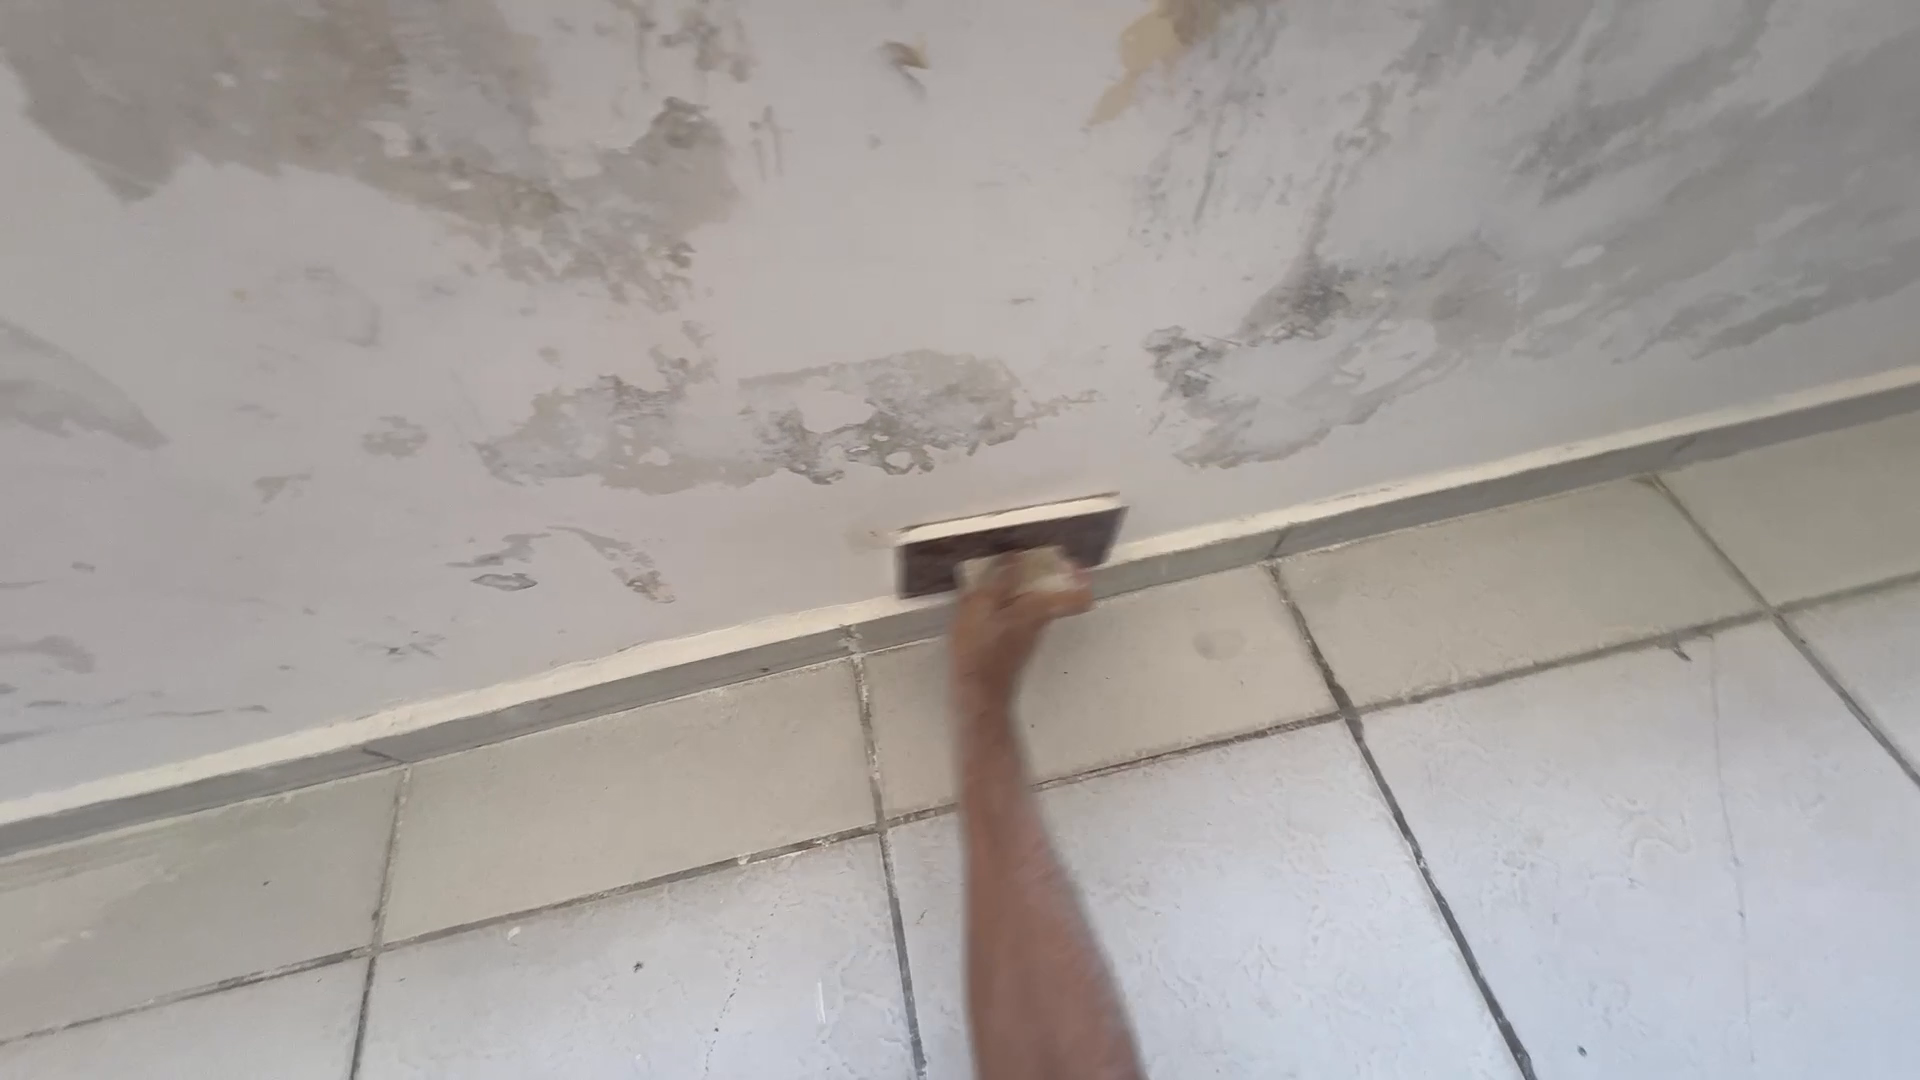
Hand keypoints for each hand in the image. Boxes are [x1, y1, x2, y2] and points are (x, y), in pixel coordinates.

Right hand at [948, 554, 1092, 708]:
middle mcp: (1041, 622)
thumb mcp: (981, 606)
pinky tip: (989, 597)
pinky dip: (1013, 600)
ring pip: (1039, 603)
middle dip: (1048, 573)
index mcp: (1038, 609)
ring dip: (1028, 585)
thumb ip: (1000, 580)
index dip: (1080, 578)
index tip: (1070, 562)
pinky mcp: (1016, 643)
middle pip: (1058, 595)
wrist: (977, 692)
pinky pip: (1023, 612)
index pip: (1078, 597)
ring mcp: (1029, 634)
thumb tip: (1016, 556)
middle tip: (1030, 556)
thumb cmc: (979, 647)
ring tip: (1003, 570)